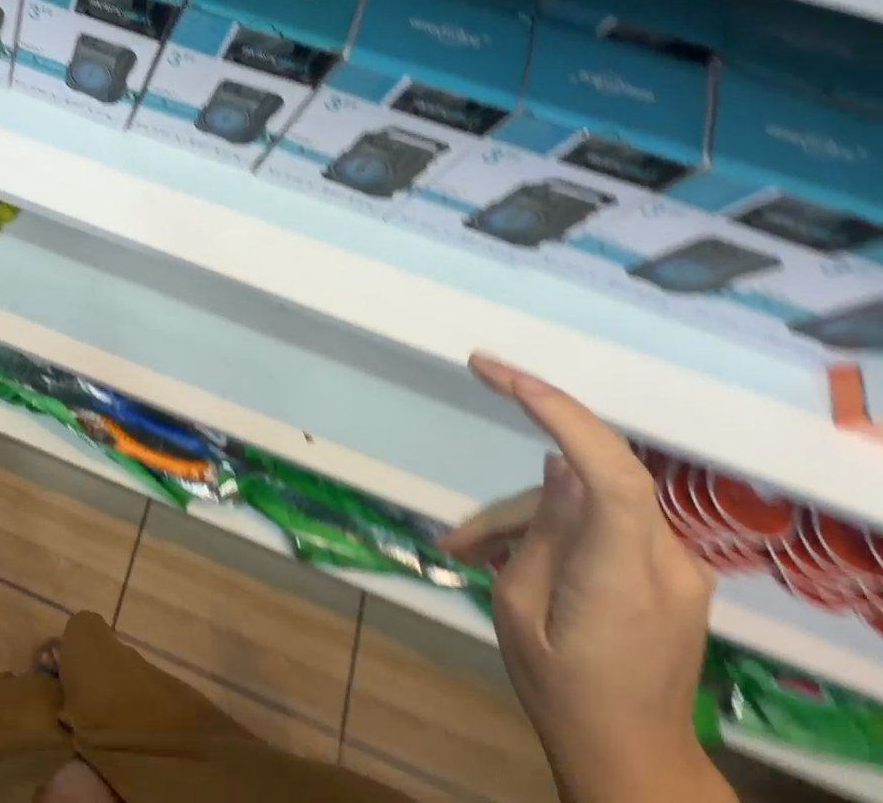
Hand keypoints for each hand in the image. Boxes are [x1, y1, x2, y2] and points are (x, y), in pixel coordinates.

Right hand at [441, 356, 731, 802]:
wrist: (627, 752)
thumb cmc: (561, 687)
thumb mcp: (522, 607)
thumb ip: (545, 532)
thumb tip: (559, 464)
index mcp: (624, 572)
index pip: (608, 470)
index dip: (559, 413)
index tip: (499, 374)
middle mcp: (665, 558)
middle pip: (581, 487)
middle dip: (514, 501)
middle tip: (455, 533)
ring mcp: (672, 565)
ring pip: (584, 507)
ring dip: (522, 522)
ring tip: (464, 556)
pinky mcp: (665, 572)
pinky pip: (600, 528)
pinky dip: (550, 533)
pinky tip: (503, 559)